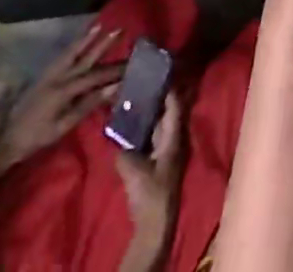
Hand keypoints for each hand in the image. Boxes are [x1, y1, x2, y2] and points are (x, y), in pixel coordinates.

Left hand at [0, 24, 122, 165]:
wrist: (6, 144)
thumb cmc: (37, 138)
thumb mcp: (64, 125)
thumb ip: (88, 104)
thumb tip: (114, 87)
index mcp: (63, 91)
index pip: (95, 76)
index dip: (114, 70)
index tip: (133, 63)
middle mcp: (57, 78)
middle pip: (84, 59)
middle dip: (103, 44)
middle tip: (119, 29)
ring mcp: (48, 77)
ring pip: (70, 54)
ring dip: (85, 40)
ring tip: (98, 27)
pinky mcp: (42, 79)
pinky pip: (60, 58)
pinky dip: (72, 48)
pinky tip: (78, 43)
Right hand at [114, 91, 183, 231]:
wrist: (154, 219)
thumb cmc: (151, 192)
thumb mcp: (135, 172)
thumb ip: (126, 153)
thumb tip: (117, 137)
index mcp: (173, 137)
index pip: (175, 107)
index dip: (170, 90)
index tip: (161, 73)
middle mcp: (172, 138)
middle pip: (166, 112)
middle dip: (157, 97)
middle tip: (143, 81)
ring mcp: (164, 148)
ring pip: (157, 123)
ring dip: (148, 111)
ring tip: (134, 96)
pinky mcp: (154, 158)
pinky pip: (149, 135)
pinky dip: (141, 127)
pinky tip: (128, 122)